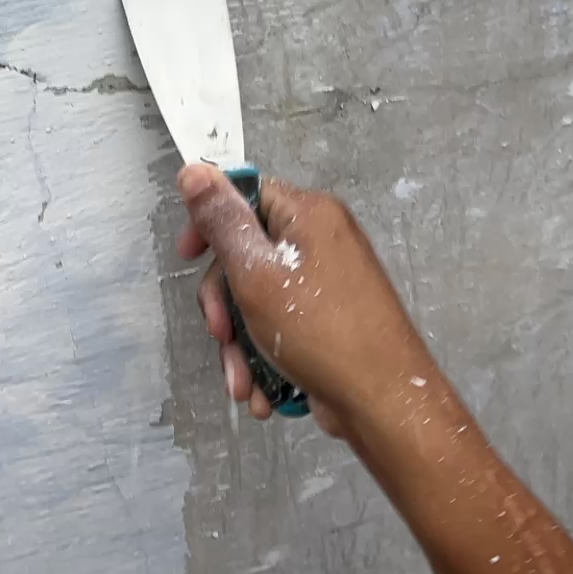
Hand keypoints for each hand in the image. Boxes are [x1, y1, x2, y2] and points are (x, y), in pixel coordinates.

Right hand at [177, 164, 433, 439]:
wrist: (384, 404)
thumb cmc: (319, 331)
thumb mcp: (256, 272)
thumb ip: (222, 222)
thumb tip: (194, 169)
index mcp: (308, 214)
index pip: (245, 195)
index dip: (209, 224)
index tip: (188, 257)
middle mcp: (321, 239)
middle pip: (245, 254)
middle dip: (225, 305)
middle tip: (220, 336)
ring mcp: (327, 280)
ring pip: (258, 297)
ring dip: (240, 341)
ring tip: (243, 382)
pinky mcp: (328, 318)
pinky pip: (280, 322)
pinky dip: (264, 354)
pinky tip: (261, 389)